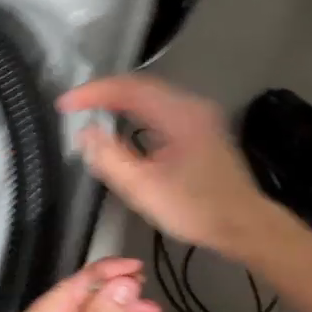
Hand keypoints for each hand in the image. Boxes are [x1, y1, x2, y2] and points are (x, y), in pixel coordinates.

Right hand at [59, 75, 277, 258]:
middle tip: (74, 104)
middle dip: (104, 93)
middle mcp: (191, 105)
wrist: (245, 225)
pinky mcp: (201, 127)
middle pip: (140, 86)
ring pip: (151, 95)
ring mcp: (199, 115)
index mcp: (178, 114)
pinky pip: (161, 107)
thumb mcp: (145, 190)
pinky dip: (137, 110)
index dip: (93, 92)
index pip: (128, 89)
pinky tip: (124, 123)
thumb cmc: (197, 210)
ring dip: (120, 100)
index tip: (65, 103)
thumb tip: (86, 134)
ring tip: (92, 109)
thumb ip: (111, 159)